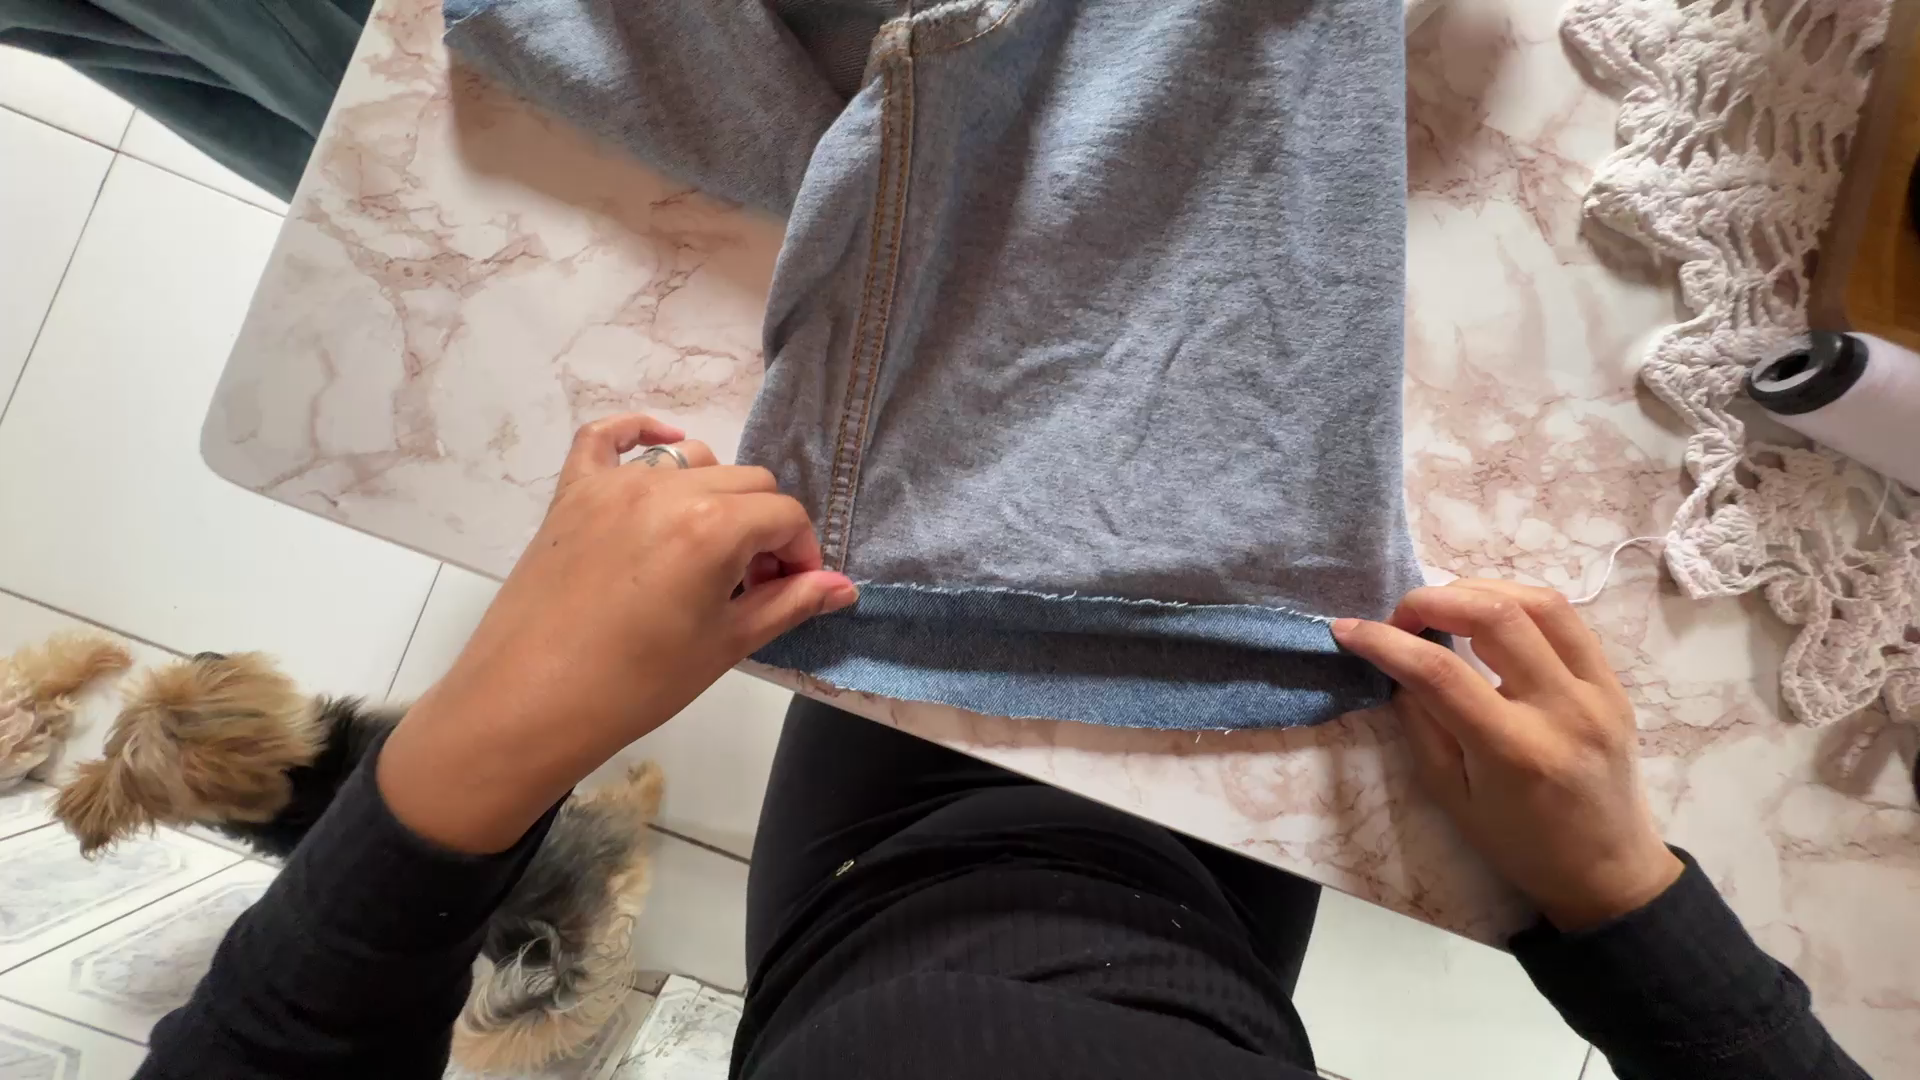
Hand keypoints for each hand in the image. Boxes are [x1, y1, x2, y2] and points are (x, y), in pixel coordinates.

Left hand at [379, 414, 856, 851]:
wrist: (527, 707)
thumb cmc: (639, 684)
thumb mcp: (729, 643)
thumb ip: (792, 603)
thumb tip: (846, 587)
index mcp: (714, 526)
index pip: (787, 516)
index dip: (803, 554)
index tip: (794, 591)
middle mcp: (669, 488)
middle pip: (751, 483)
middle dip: (768, 528)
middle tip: (754, 582)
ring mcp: (615, 483)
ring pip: (696, 461)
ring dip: (720, 495)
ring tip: (708, 548)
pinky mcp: (573, 491)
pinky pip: (608, 436)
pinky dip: (641, 433)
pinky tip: (664, 445)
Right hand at [1331, 580, 1681, 930]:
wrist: (1609, 870)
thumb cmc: (1516, 841)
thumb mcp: (1446, 791)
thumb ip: (1419, 721)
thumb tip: (1396, 664)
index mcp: (1515, 749)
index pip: (1440, 671)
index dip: (1384, 641)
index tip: (1347, 628)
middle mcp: (1565, 710)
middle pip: (1497, 616)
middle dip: (1431, 600)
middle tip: (1400, 619)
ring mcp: (1600, 692)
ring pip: (1539, 603)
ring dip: (1475, 591)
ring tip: (1440, 609)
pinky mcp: (1614, 683)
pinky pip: (1565, 619)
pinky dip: (1513, 603)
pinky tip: (1483, 616)